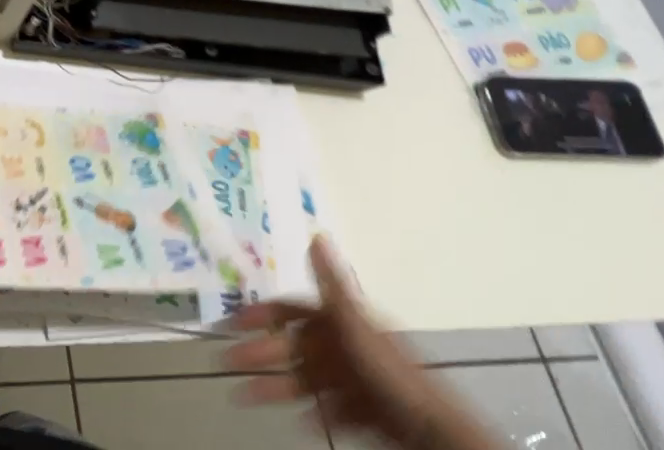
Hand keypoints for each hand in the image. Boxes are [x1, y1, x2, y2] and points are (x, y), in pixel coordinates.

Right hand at [222, 237, 495, 449]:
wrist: (434, 433)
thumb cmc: (391, 373)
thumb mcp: (357, 324)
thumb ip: (333, 283)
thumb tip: (317, 234)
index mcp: (345, 321)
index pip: (295, 310)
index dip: (264, 313)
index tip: (234, 321)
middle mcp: (347, 346)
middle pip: (295, 345)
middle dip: (260, 352)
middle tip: (228, 360)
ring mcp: (355, 380)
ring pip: (305, 378)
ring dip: (274, 386)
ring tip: (244, 397)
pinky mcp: (363, 411)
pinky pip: (328, 408)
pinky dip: (310, 412)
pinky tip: (295, 418)